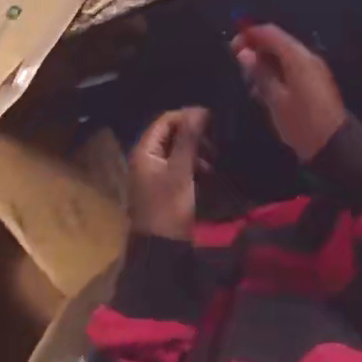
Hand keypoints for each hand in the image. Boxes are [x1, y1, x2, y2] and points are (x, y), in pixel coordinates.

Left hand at [127, 107, 207, 240]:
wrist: (161, 253)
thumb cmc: (169, 208)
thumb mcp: (181, 171)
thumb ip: (189, 139)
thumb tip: (198, 108)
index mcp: (144, 150)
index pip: (166, 120)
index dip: (188, 117)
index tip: (213, 121)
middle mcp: (146, 157)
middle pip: (171, 134)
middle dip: (194, 135)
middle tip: (217, 142)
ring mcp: (154, 174)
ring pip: (177, 151)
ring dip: (196, 151)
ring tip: (215, 159)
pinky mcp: (164, 188)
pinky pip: (179, 168)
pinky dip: (194, 166)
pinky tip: (209, 174)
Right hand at [232, 23, 345, 161]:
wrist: (335, 148)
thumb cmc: (302, 123)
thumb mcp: (275, 99)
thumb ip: (259, 72)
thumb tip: (244, 53)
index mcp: (297, 58)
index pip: (270, 32)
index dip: (250, 34)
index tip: (233, 45)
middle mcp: (307, 57)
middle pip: (278, 41)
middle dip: (257, 49)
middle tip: (239, 64)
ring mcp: (314, 69)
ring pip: (284, 55)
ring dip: (266, 61)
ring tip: (251, 80)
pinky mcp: (316, 81)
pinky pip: (292, 66)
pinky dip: (277, 70)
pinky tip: (266, 88)